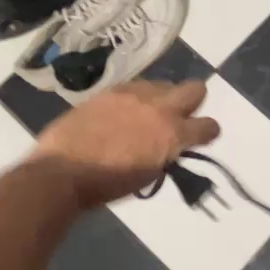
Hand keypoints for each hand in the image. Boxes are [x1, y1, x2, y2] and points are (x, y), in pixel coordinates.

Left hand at [32, 80, 220, 208]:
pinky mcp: (111, 91)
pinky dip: (135, 99)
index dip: (208, 132)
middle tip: (179, 117)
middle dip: (194, 102)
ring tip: (145, 114)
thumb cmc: (105, 185)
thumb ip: (165, 153)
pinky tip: (121, 113)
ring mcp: (134, 95)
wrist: (61, 173)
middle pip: (195, 89)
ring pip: (163, 85)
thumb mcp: (147, 175)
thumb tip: (169, 146)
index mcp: (172, 134)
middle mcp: (160, 108)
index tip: (202, 136)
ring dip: (161, 98)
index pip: (208, 126)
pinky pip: (134, 87)